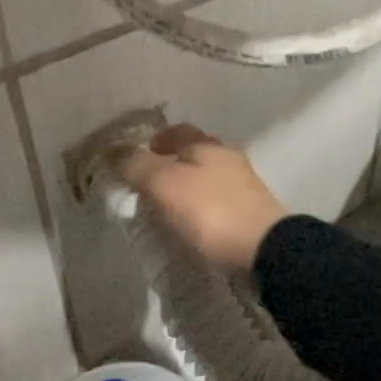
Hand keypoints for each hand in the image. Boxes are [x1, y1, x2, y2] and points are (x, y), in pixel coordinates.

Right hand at [117, 124, 289, 270]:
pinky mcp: (251, 213)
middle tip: (149, 184)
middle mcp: (228, 157)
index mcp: (207, 145)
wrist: (264, 250)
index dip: (157, 139)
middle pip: (195, 153)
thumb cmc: (210, 211)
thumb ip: (138, 166)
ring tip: (167, 208)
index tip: (140, 153)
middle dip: (172, 164)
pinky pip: (218, 203)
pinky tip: (192, 225)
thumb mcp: (165, 184)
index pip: (179, 131)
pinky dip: (202, 208)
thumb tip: (116, 150)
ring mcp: (243, 185)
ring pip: (208, 178)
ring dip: (187, 188)